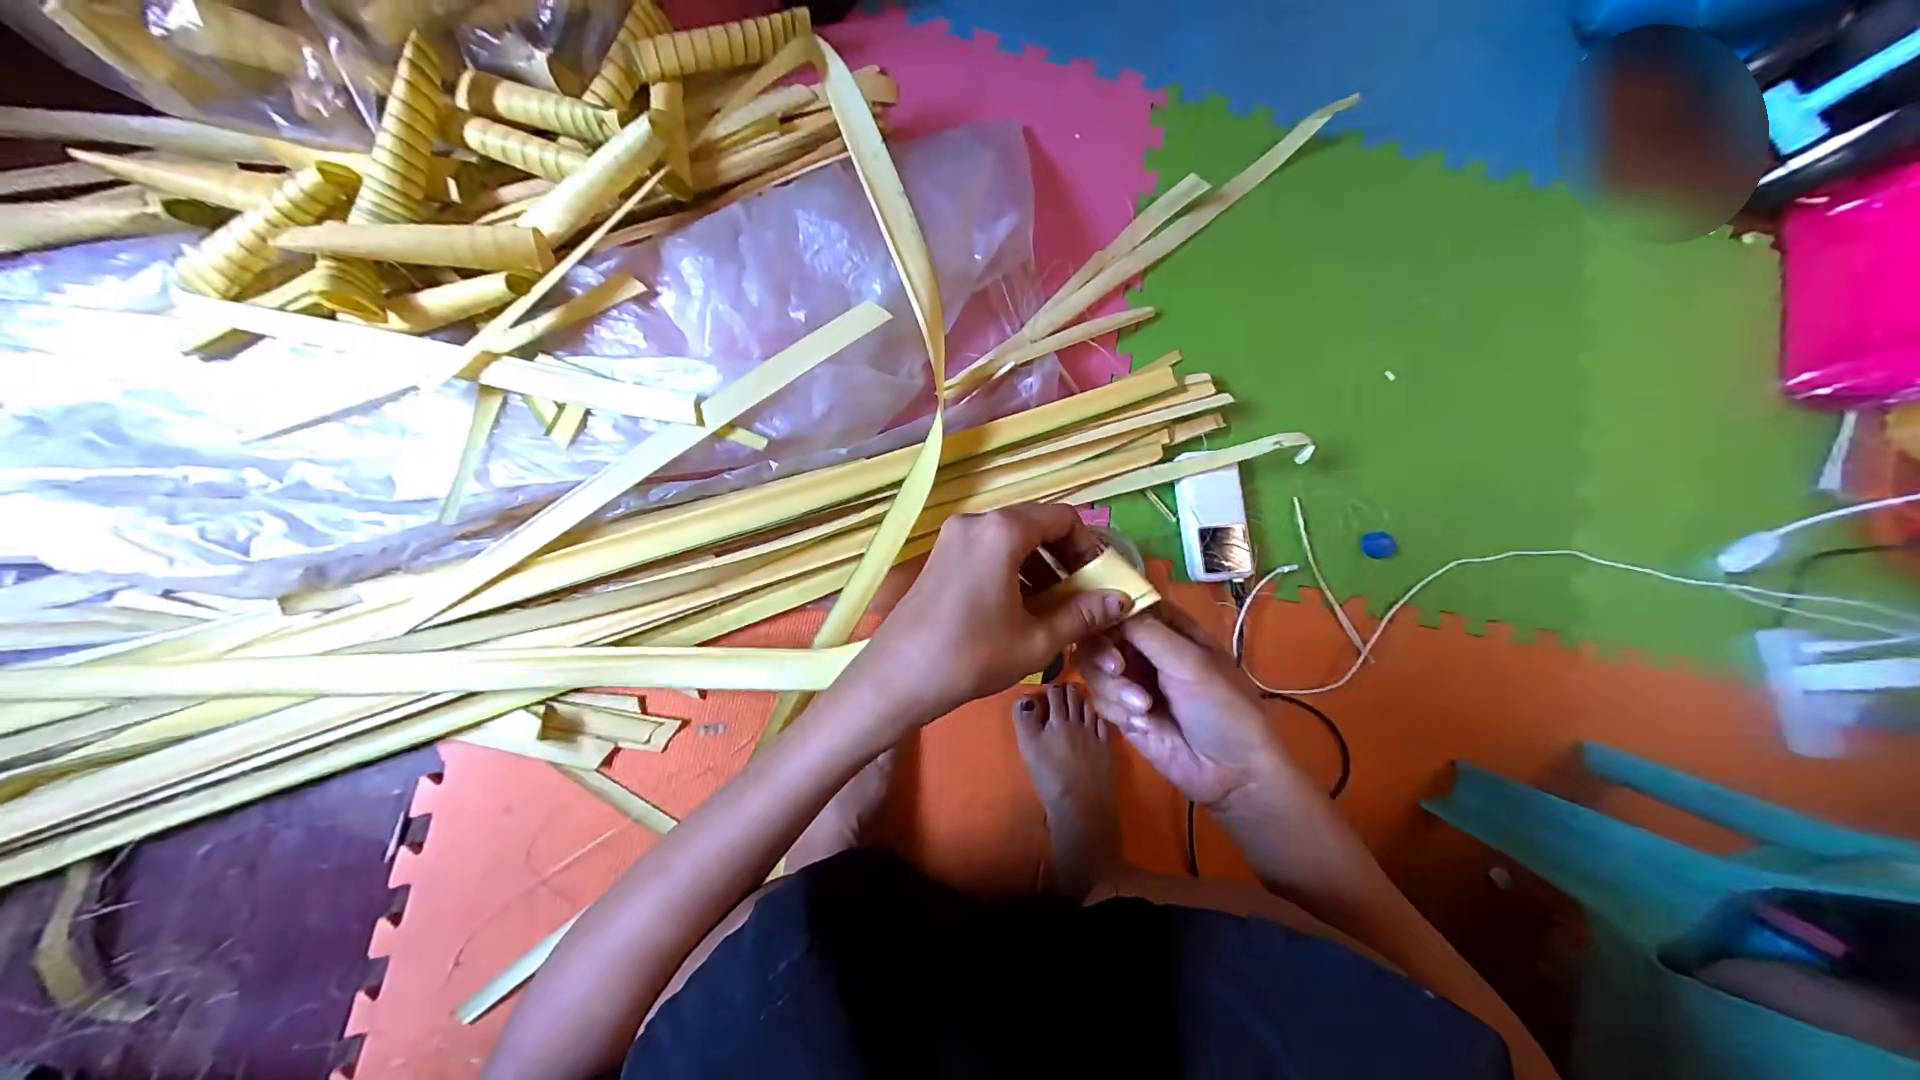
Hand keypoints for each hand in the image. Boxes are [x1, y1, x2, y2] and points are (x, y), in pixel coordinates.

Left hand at [851, 504, 1132, 721]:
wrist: (898, 679)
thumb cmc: (972, 656)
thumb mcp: (1037, 638)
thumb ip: (1084, 613)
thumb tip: (1122, 600)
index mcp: (1001, 531)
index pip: (1063, 518)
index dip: (1090, 547)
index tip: (1103, 579)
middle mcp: (975, 522)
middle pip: (1036, 526)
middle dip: (1066, 559)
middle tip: (1084, 597)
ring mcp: (953, 538)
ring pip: (1012, 541)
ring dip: (1041, 568)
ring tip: (1057, 609)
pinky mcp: (940, 557)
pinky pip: (989, 553)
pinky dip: (1013, 572)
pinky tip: (1023, 609)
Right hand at [1082, 606, 1289, 809]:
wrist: (1230, 772)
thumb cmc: (1222, 707)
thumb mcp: (1190, 661)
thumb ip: (1147, 631)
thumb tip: (1108, 608)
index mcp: (1168, 628)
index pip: (1124, 605)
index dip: (1106, 612)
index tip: (1099, 625)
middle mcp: (1145, 649)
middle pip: (1099, 635)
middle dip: (1103, 654)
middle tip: (1117, 670)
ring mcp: (1131, 680)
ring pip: (1093, 668)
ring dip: (1113, 688)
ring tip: (1143, 708)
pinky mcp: (1122, 711)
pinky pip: (1098, 699)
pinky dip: (1116, 710)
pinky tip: (1144, 724)